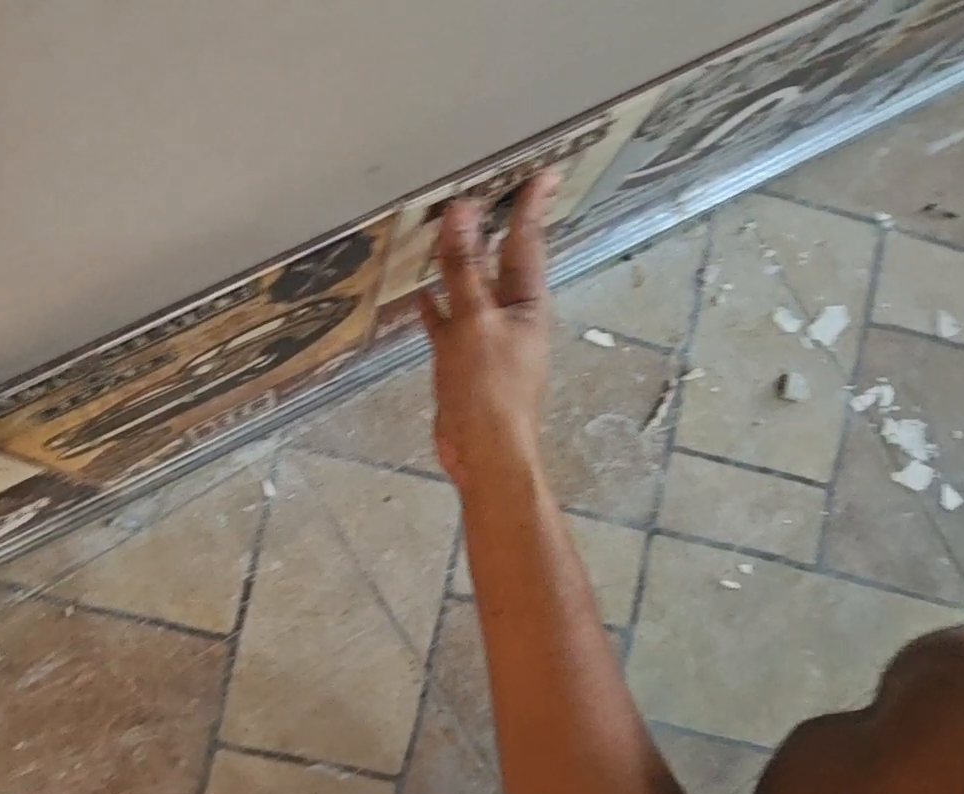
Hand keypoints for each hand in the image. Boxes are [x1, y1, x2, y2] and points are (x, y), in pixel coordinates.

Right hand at [419, 171, 560, 491]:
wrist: (484, 453)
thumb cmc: (489, 389)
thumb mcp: (476, 323)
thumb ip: (465, 269)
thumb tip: (463, 211)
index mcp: (527, 304)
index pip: (528, 242)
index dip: (533, 205)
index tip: (545, 170)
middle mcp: (512, 317)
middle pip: (499, 261)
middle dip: (493, 227)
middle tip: (485, 189)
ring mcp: (487, 340)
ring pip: (471, 290)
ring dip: (459, 264)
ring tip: (443, 231)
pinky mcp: (464, 361)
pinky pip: (449, 324)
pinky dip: (436, 308)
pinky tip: (418, 294)